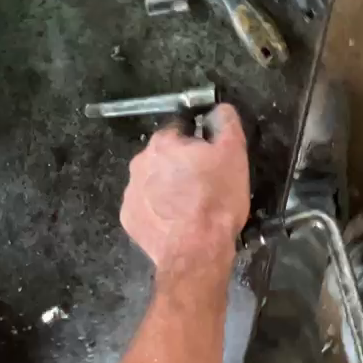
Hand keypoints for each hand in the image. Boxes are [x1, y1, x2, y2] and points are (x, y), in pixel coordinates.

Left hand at [120, 106, 249, 285]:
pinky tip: (175, 220)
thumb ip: (226, 122)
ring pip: (153, 179)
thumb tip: (219, 110)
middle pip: (164, 154)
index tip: (210, 158)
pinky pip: (145, 205)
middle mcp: (140, 162)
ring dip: (168, 185)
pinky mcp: (129, 218)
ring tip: (190, 205)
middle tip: (203, 182)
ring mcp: (130, 192)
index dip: (198, 140)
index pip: (180, 128)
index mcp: (163, 142)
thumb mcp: (234, 153)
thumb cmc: (216, 199)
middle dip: (181, 163)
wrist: (197, 252)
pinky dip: (158, 209)